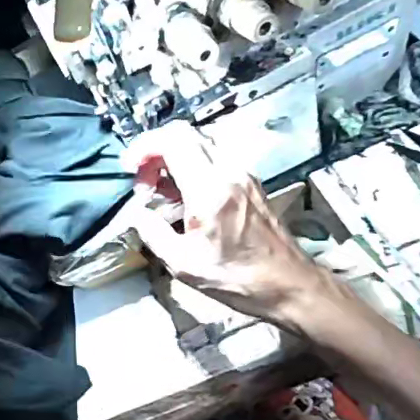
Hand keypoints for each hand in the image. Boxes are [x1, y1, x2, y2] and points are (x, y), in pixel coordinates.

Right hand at [124, 125, 353, 331]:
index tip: (129, 167)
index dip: (144, 147)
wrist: (289, 285)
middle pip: (185, 135)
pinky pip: (212, 160)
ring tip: (158, 191)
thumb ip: (152, 233)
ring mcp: (242, 175)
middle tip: (142, 181)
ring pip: (198, 144)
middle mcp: (229, 173)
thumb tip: (137, 214)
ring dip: (171, 159)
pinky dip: (188, 168)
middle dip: (154, 151)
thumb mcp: (183, 264)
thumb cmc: (239, 279)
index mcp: (211, 189)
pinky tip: (182, 197)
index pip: (173, 141)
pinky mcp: (248, 183)